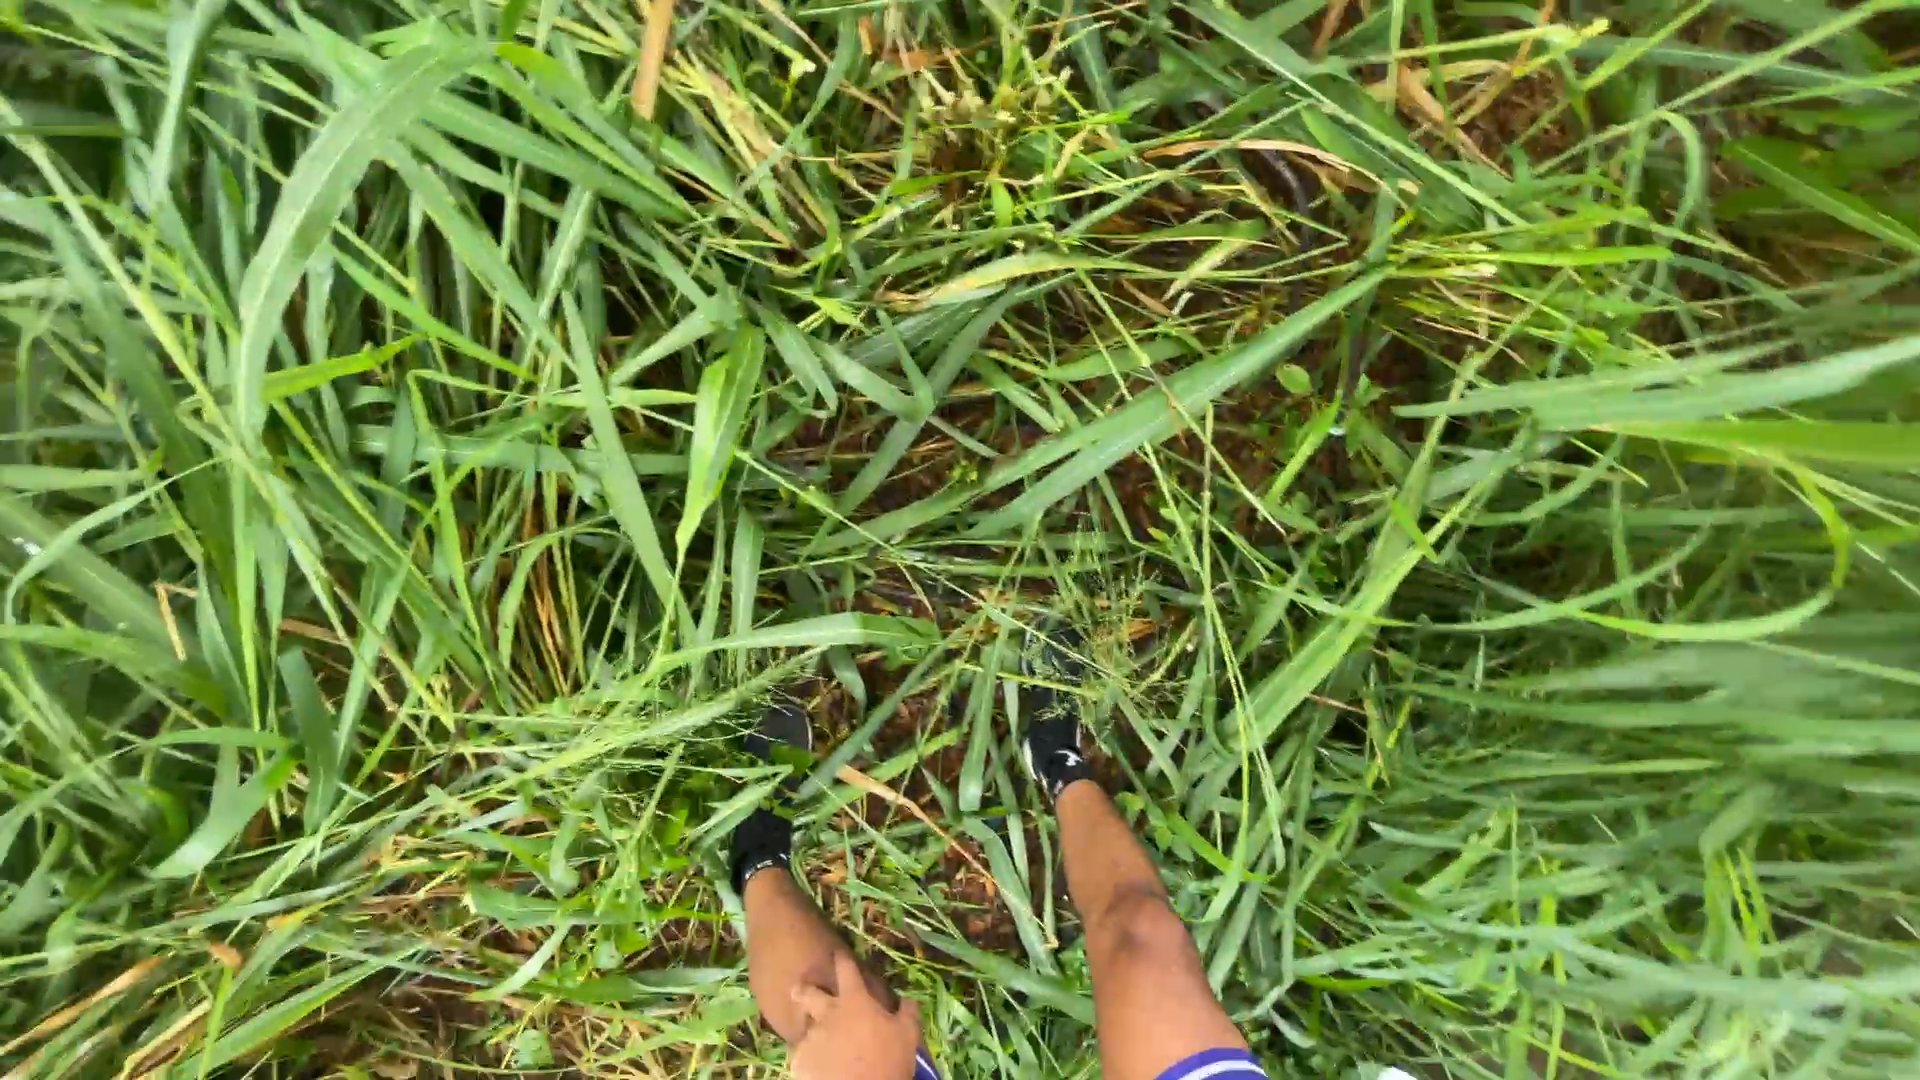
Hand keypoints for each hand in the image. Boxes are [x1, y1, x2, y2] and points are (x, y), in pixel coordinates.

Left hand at [787, 951, 922, 1079]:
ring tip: (814, 1041)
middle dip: (802, 989)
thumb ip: (908, 1012)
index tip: (838, 954)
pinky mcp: (799, 1064)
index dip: (842, 959)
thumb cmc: (887, 1062)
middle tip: (798, 989)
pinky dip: (807, 1060)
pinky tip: (816, 1067)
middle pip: (808, 993)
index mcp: (854, 1001)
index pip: (846, 969)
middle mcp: (827, 1013)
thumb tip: (909, 998)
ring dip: (810, 1032)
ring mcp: (811, 1038)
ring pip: (804, 1029)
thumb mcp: (908, 1034)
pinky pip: (799, 1057)